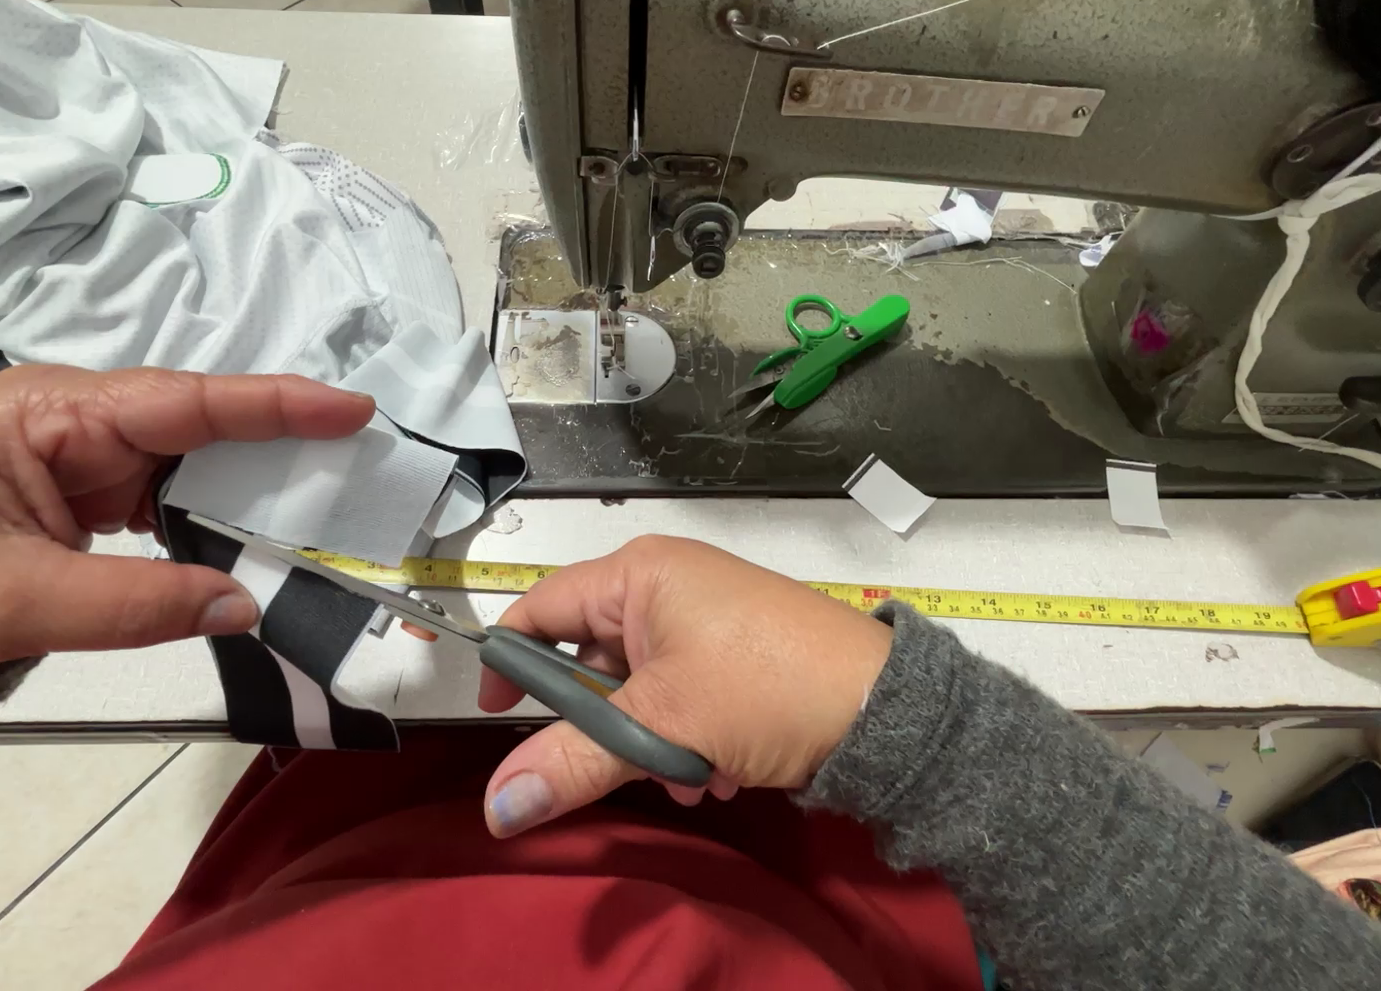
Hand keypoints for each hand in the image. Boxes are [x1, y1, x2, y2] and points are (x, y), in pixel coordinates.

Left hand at [0, 365, 374, 687]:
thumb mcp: (6, 600)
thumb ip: (135, 605)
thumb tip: (249, 607)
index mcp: (52, 414)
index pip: (186, 401)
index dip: (277, 405)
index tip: (354, 410)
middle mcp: (79, 424)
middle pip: (204, 427)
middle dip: (283, 443)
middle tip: (361, 464)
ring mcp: (86, 462)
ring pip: (196, 466)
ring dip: (256, 489)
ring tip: (327, 505)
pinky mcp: (90, 500)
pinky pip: (175, 501)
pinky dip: (220, 521)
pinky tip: (259, 539)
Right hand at [462, 536, 892, 836]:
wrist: (884, 709)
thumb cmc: (765, 686)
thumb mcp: (662, 724)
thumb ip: (573, 761)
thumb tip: (497, 805)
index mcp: (639, 576)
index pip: (544, 605)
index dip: (511, 657)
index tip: (496, 712)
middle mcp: (666, 586)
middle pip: (593, 656)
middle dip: (604, 721)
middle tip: (620, 762)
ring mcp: (702, 618)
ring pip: (637, 686)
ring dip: (650, 740)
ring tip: (689, 774)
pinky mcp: (731, 651)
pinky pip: (679, 692)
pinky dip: (685, 736)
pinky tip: (718, 769)